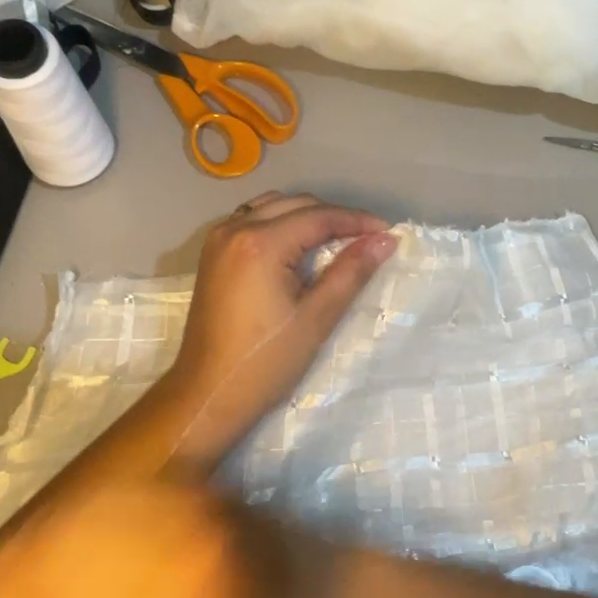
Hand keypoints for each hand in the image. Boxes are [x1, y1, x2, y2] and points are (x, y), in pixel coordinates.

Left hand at [167, 192, 397, 458]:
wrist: (209, 393)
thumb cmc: (266, 362)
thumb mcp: (316, 318)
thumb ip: (350, 272)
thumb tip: (384, 240)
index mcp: (260, 244)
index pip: (318, 216)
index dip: (357, 221)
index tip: (388, 233)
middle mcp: (234, 229)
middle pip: (295, 204)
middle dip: (334, 216)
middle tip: (368, 239)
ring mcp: (218, 240)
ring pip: (272, 207)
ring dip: (306, 216)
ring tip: (337, 242)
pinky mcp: (212, 255)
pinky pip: (252, 220)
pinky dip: (280, 224)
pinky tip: (298, 248)